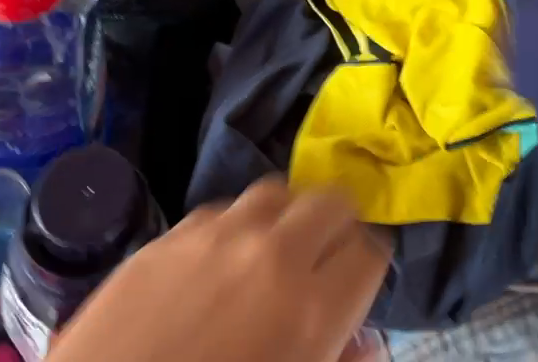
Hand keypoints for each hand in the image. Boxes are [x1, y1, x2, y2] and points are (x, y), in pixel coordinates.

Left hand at [44, 178, 391, 361]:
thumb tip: (363, 345)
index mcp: (309, 310)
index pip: (368, 251)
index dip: (370, 263)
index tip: (359, 277)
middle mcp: (269, 256)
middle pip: (330, 201)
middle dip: (339, 224)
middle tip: (327, 253)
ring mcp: (215, 238)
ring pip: (276, 193)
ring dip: (288, 215)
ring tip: (277, 247)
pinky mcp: (168, 237)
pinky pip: (221, 211)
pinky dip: (236, 227)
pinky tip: (222, 260)